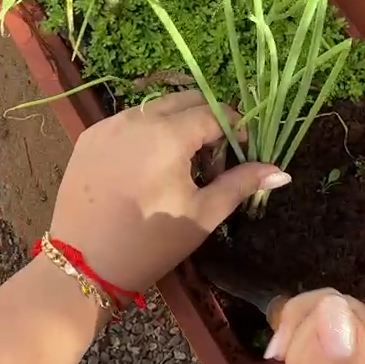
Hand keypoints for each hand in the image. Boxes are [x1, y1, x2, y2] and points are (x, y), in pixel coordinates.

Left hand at [48, 91, 289, 292]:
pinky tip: (147, 166)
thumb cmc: (150, 243)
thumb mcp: (202, 215)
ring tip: (182, 163)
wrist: (83, 263)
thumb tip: (281, 171)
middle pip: (184, 100)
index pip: (213, 112)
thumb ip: (240, 184)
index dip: (235, 127)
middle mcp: (137, 118)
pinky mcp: (89, 136)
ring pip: (155, 108)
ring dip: (176, 123)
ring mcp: (108, 124)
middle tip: (215, 155)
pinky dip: (146, 132)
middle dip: (206, 119)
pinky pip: (127, 121)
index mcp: (168, 134)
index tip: (243, 149)